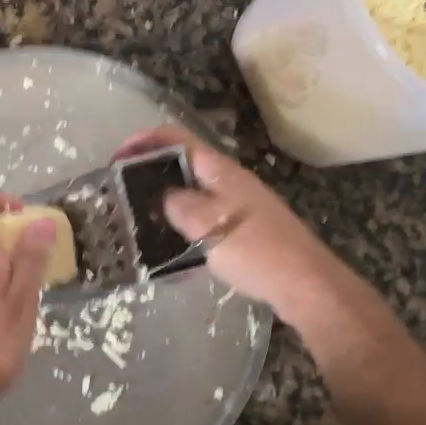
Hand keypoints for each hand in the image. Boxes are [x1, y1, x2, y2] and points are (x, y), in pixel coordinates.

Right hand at [116, 125, 348, 323]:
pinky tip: (175, 256)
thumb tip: (163, 197)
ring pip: (195, 196)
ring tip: (142, 224)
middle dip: (152, 174)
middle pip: (184, 166)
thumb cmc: (255, 250)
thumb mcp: (205, 224)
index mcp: (220, 171)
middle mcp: (231, 182)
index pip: (176, 139)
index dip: (145, 140)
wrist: (307, 286)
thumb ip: (177, 204)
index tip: (117, 155)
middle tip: (124, 192)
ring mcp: (241, 207)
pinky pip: (207, 223)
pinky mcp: (247, 232)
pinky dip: (187, 230)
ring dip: (168, 205)